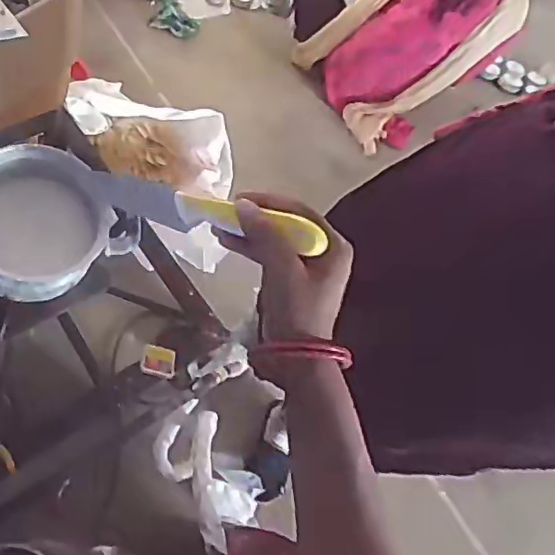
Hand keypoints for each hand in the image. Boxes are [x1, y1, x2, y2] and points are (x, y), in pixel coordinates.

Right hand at [219, 192, 352, 343]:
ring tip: (222, 226)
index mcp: (333, 246)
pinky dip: (250, 246)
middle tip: (230, 211)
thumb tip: (243, 205)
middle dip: (256, 217)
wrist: (295, 356)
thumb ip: (266, 234)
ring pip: (274, 238)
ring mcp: (306, 266)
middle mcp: (323, 252)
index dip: (270, 202)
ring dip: (249, 231)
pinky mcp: (289, 278)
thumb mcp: (282, 268)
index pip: (300, 212)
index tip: (242, 199)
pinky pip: (269, 253)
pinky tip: (228, 241)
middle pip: (286, 223)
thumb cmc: (297, 310)